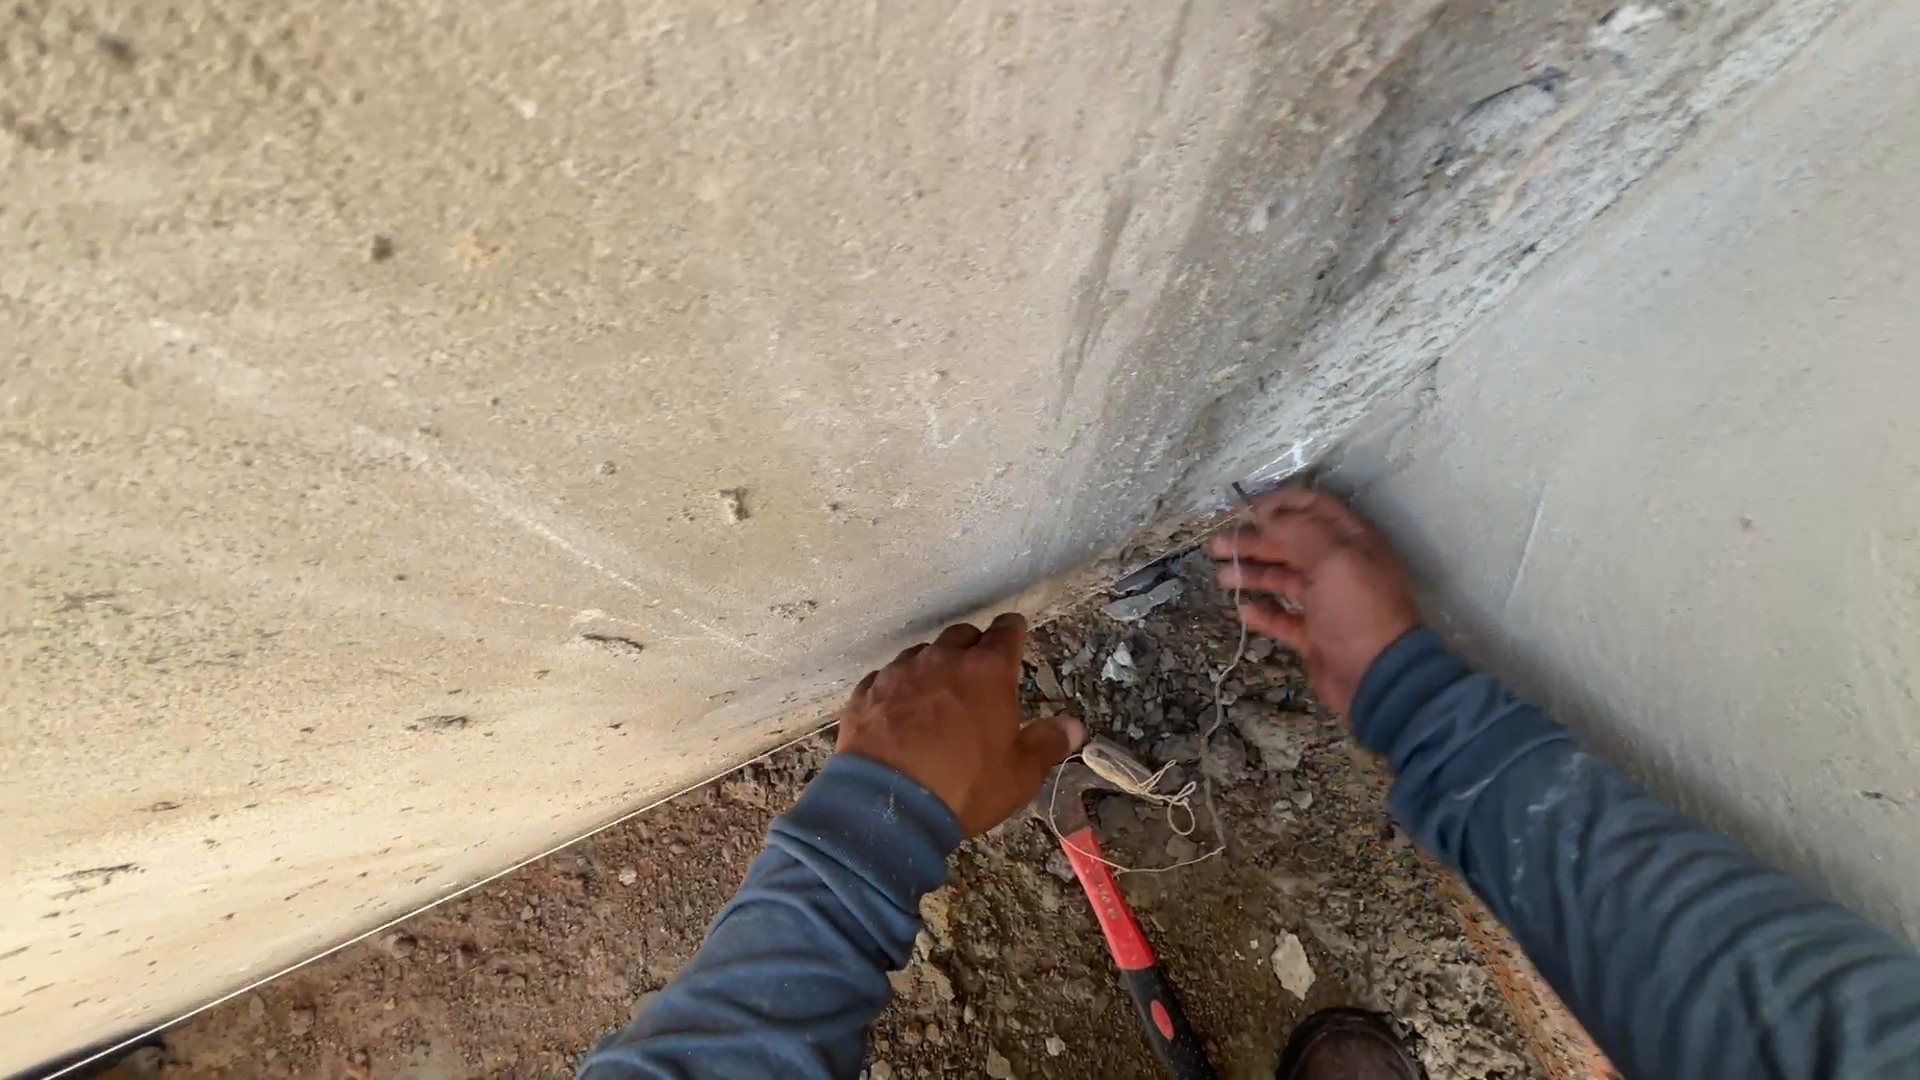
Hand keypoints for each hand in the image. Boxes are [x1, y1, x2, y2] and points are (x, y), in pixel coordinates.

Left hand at [837, 613, 1085, 835]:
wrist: (885, 806)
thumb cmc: (963, 786)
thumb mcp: (1019, 774)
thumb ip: (1047, 743)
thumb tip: (1074, 726)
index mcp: (987, 671)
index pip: (1005, 633)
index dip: (1012, 630)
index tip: (1014, 629)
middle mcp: (943, 659)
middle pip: (962, 635)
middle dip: (973, 645)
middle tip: (978, 666)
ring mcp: (900, 672)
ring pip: (922, 653)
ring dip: (934, 664)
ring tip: (937, 691)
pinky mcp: (867, 691)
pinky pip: (887, 676)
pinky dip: (899, 686)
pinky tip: (899, 708)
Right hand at [1207, 488, 1420, 715]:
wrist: (1378, 679)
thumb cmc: (1357, 611)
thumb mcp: (1333, 560)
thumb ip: (1298, 531)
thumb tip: (1265, 516)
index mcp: (1350, 542)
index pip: (1313, 507)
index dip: (1278, 504)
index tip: (1244, 511)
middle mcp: (1338, 567)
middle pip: (1289, 543)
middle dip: (1253, 540)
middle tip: (1217, 545)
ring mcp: (1326, 602)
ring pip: (1282, 578)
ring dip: (1252, 573)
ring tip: (1223, 578)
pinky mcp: (1314, 634)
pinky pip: (1283, 618)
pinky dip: (1262, 612)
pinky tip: (1244, 611)